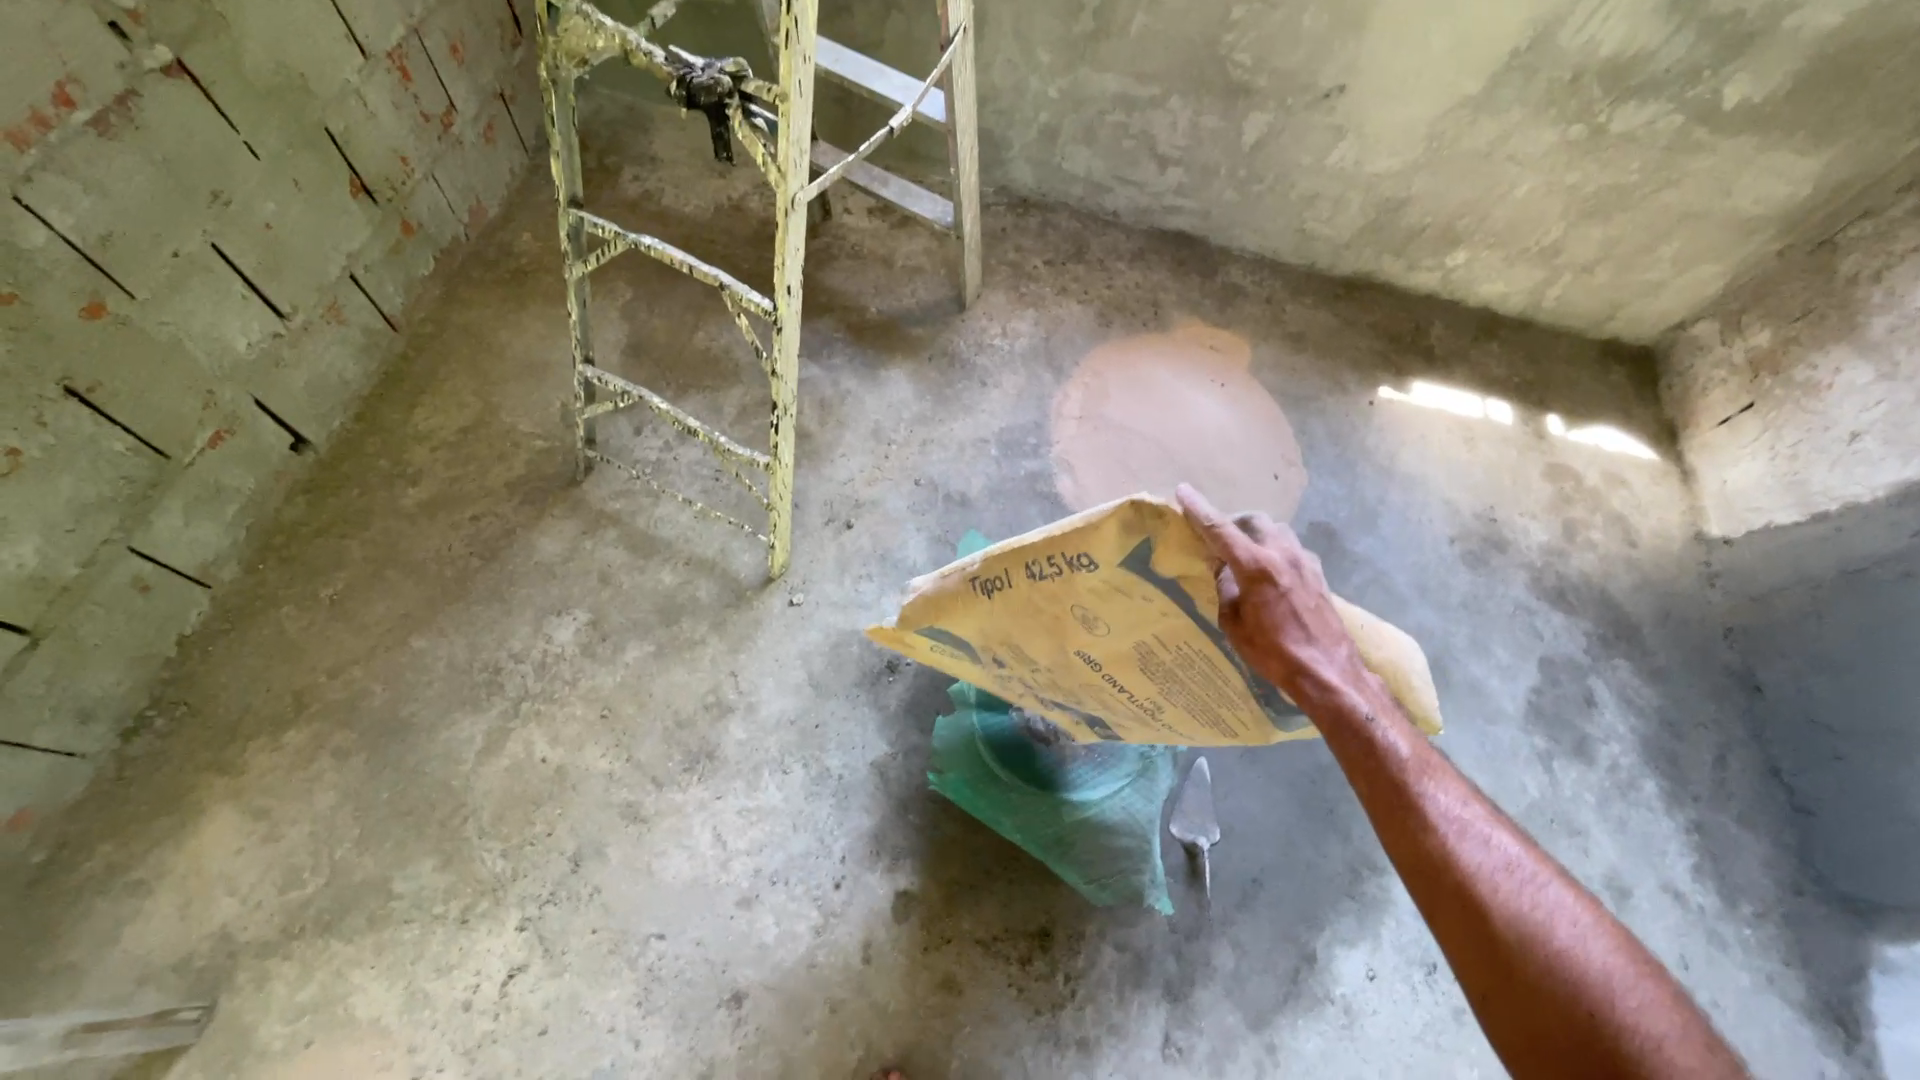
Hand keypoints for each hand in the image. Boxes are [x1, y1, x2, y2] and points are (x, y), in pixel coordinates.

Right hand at [1175, 483, 1375, 711]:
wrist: (1327, 670)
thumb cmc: (1273, 652)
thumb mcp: (1234, 623)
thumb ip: (1225, 588)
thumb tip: (1223, 569)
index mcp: (1255, 566)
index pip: (1219, 529)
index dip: (1198, 509)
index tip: (1183, 491)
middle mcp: (1281, 554)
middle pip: (1253, 520)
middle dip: (1233, 522)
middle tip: (1218, 540)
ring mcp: (1304, 561)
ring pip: (1276, 530)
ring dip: (1257, 534)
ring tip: (1245, 555)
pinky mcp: (1318, 573)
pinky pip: (1292, 549)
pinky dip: (1276, 551)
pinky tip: (1272, 573)